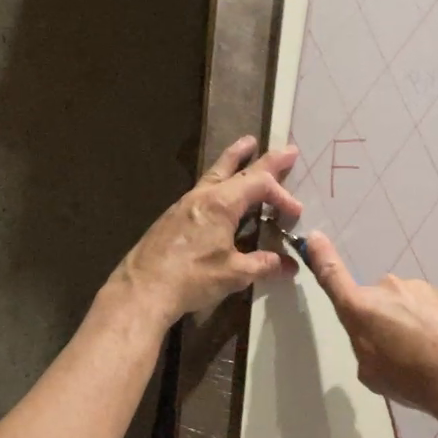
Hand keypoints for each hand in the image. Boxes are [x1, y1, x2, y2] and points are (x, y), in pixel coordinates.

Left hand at [110, 136, 301, 326]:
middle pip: (237, 168)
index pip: (260, 185)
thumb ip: (263, 265)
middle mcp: (202, 196)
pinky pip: (204, 190)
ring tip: (247, 148)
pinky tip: (221, 192)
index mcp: (220, 203)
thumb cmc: (191, 278)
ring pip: (215, 174)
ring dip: (236, 161)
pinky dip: (221, 183)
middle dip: (264, 159)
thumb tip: (289, 266)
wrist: (141, 290)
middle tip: (286, 149)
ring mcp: (185, 205)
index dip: (282, 195)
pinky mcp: (174, 218)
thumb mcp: (234, 273)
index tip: (296, 213)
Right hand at [307, 233, 437, 431]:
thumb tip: (378, 336)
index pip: (333, 276)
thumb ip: (365, 346)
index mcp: (362, 308)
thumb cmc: (413, 381)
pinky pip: (426, 309)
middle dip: (380, 321)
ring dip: (408, 324)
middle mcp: (388, 289)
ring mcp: (420, 288)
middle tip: (395, 355)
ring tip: (425, 357)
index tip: (314, 237)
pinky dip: (430, 326)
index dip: (321, 256)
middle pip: (374, 301)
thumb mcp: (372, 374)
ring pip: (402, 305)